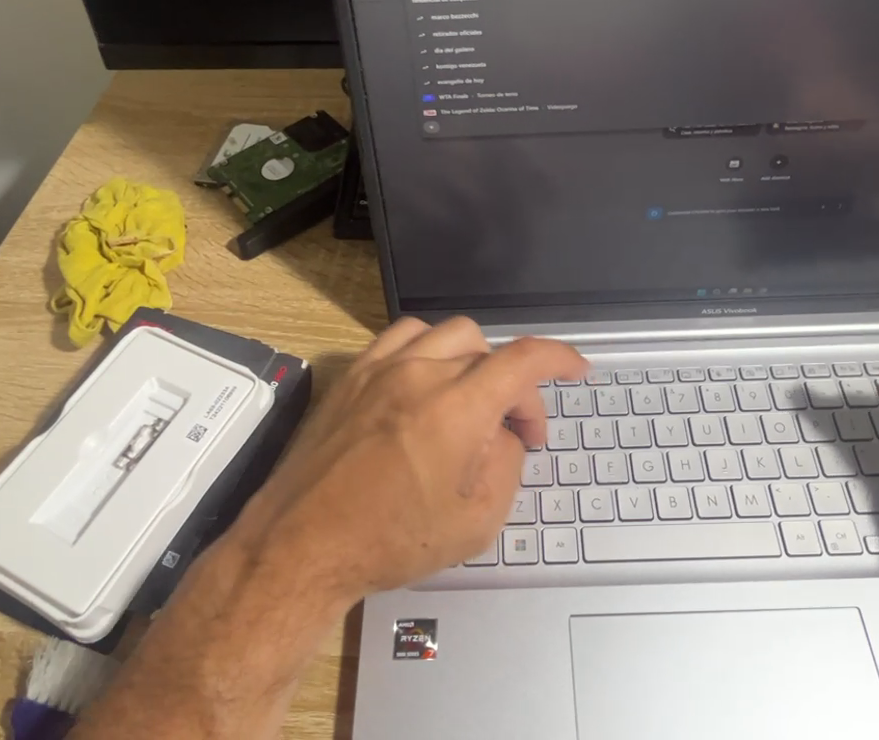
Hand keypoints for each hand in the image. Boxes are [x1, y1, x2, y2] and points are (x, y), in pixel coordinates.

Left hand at [76, 318, 584, 739]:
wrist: (301, 544)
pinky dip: (426, 351)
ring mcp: (379, 369)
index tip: (577, 368)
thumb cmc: (389, 540)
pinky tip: (424, 384)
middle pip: (485, 347)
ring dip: (469, 360)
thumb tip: (505, 432)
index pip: (523, 360)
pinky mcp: (350, 375)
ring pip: (443, 334)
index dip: (560, 358)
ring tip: (468, 400)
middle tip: (510, 429)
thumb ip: (506, 462)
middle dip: (511, 383)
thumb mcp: (475, 521)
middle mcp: (418, 374)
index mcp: (456, 408)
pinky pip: (400, 339)